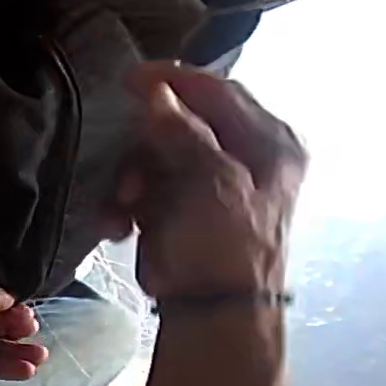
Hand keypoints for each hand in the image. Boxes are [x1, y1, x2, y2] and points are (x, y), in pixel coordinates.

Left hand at [0, 279, 47, 385]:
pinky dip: (14, 367)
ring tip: (40, 355)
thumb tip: (12, 303)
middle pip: (1, 326)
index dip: (13, 310)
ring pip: (2, 349)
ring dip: (24, 351)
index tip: (27, 315)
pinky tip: (29, 368)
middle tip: (31, 330)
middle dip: (20, 328)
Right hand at [120, 63, 306, 298]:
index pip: (219, 93)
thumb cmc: (223, 245)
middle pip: (177, 127)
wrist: (211, 308)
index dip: (174, 81)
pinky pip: (141, 189)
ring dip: (128, 182)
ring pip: (152, 160)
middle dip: (142, 150)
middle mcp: (238, 157)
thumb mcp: (209, 185)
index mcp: (267, 143)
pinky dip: (123, 205)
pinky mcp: (175, 208)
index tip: (129, 78)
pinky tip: (119, 225)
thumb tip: (155, 94)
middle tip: (127, 180)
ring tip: (121, 209)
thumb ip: (182, 136)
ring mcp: (204, 183)